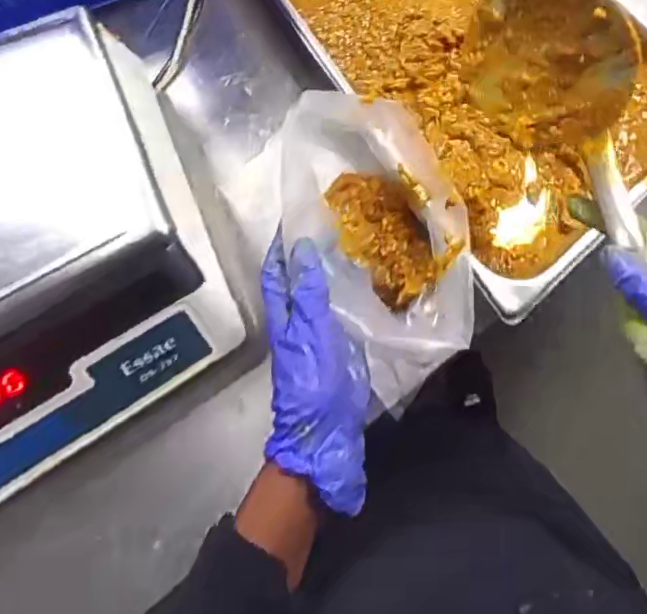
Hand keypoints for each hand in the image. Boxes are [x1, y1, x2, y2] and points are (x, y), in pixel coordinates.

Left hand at [261, 235, 370, 514]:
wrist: (327, 429)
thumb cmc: (313, 379)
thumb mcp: (310, 331)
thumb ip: (308, 291)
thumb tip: (302, 247)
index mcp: (285, 315)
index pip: (277, 271)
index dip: (281, 245)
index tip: (295, 216)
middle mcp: (299, 319)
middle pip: (299, 277)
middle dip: (309, 249)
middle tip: (333, 221)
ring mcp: (320, 331)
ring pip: (321, 290)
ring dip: (332, 266)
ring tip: (354, 241)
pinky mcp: (341, 342)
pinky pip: (343, 306)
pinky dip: (351, 288)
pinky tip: (369, 277)